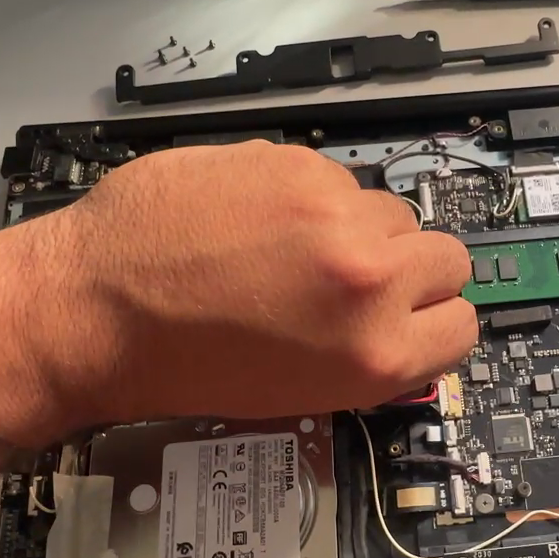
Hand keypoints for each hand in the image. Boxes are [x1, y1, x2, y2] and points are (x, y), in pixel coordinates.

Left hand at [0, 140, 476, 443]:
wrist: (95, 309)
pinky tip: (262, 220)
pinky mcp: (294, 163)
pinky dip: (313, 198)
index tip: (413, 315)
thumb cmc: (187, 366)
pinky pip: (337, 179)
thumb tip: (413, 323)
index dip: (435, 321)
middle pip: (448, 258)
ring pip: (393, 212)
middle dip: (411, 272)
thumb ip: (376, 355)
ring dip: (361, 230)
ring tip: (296, 249)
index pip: (463, 325)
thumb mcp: (304, 393)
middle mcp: (370, 279)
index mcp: (376, 354)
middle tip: (360, 279)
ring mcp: (334, 212)